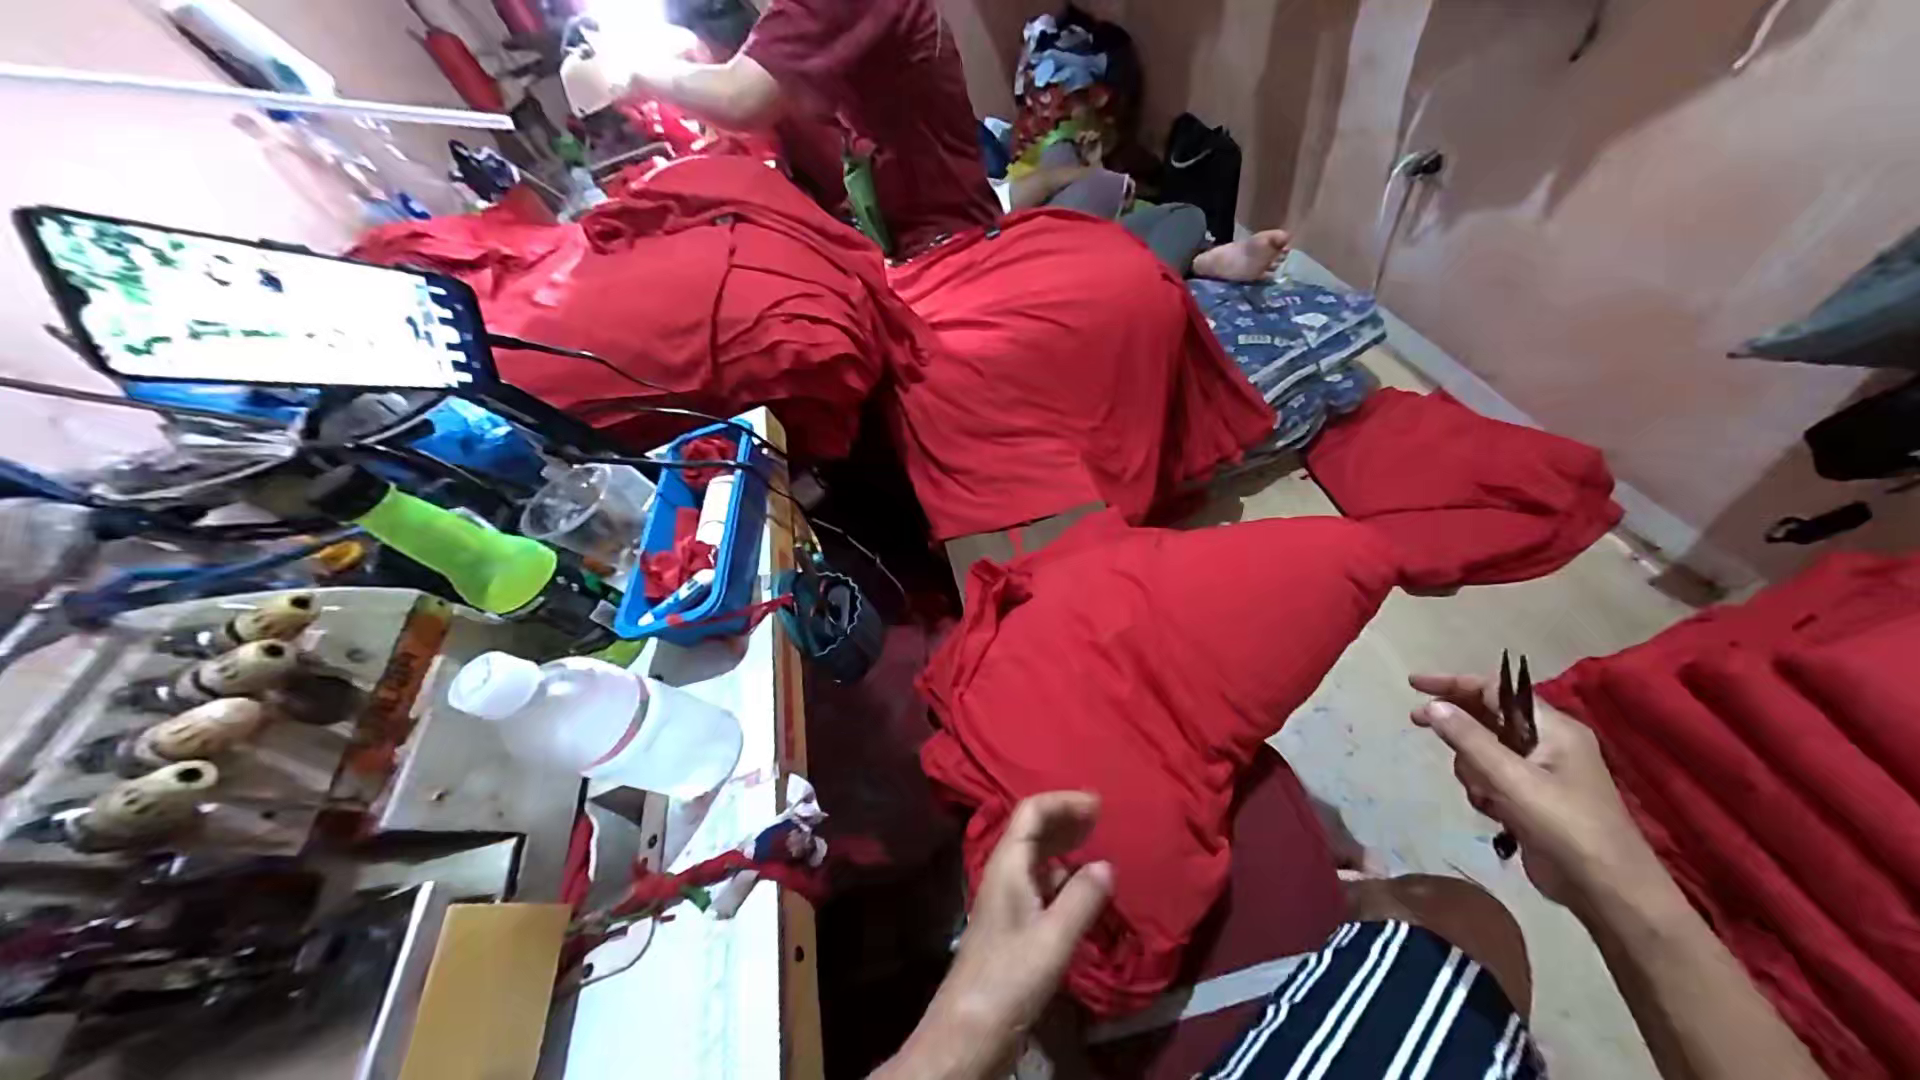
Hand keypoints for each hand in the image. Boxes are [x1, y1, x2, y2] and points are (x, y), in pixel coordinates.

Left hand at [877, 792, 1112, 1079]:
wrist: (968, 1028)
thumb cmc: (1009, 977)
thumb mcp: (1053, 939)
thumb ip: (1081, 899)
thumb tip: (1106, 864)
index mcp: (1008, 865)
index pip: (1031, 812)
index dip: (1062, 801)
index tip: (1097, 804)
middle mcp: (1004, 872)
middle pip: (1032, 829)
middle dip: (1065, 818)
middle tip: (1101, 818)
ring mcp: (1005, 897)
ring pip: (1035, 856)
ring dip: (1064, 845)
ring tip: (1096, 847)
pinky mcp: (1011, 921)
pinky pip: (1039, 882)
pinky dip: (1061, 876)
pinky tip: (1081, 889)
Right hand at [1409, 673, 1665, 910]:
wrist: (1608, 892)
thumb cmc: (1565, 827)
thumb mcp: (1510, 779)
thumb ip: (1468, 738)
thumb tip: (1432, 705)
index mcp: (1554, 729)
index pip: (1495, 689)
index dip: (1453, 682)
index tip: (1414, 685)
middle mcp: (1548, 743)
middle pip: (1486, 716)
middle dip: (1455, 726)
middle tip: (1416, 723)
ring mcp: (1541, 771)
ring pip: (1482, 749)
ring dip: (1470, 766)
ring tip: (1483, 793)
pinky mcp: (1531, 796)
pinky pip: (1490, 775)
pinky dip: (1481, 787)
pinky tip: (1490, 809)